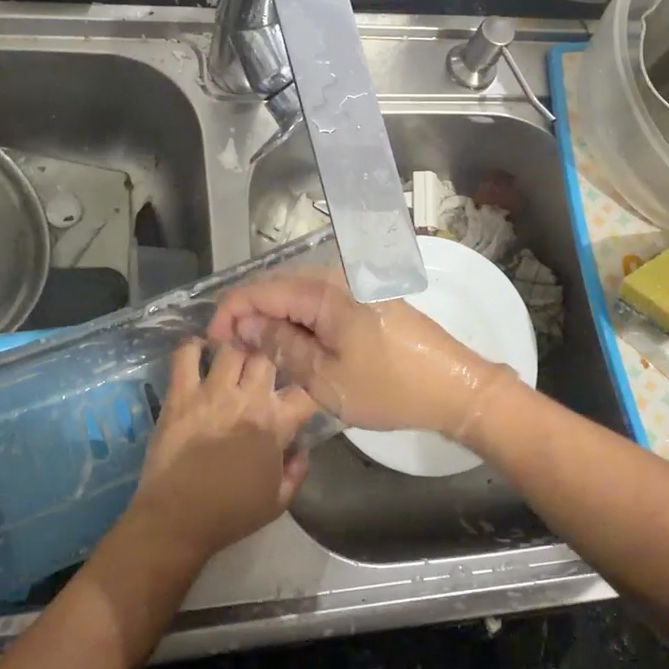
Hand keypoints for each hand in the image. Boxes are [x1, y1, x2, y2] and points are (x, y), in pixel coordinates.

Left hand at [122, 341, 318, 563]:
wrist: (177, 520)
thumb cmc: (231, 514)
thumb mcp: (279, 502)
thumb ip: (298, 471)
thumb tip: (303, 448)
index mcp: (276, 424)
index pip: (307, 389)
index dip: (309, 383)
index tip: (301, 386)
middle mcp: (248, 399)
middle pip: (269, 354)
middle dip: (269, 354)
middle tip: (262, 362)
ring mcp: (212, 392)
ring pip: (233, 347)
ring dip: (235, 348)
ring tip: (232, 354)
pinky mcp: (181, 394)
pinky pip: (185, 354)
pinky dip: (192, 346)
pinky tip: (198, 351)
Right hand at [207, 272, 519, 442]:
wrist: (455, 389)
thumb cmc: (389, 387)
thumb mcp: (325, 378)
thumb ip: (282, 347)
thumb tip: (247, 326)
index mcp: (324, 291)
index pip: (260, 289)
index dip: (230, 312)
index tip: (213, 340)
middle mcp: (338, 279)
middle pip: (278, 289)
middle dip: (250, 316)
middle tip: (232, 351)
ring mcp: (356, 288)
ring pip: (300, 298)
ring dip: (276, 322)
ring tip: (259, 354)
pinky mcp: (369, 302)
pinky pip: (322, 306)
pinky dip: (301, 324)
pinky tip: (294, 348)